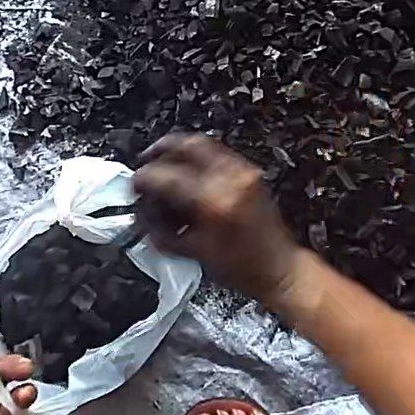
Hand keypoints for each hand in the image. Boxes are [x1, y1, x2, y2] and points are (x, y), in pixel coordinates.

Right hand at [133, 132, 309, 302]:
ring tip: (164, 166)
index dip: (144, 179)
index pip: (168, 176)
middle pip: (187, 145)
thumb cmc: (242, 269)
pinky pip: (217, 154)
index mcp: (215, 200)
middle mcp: (231, 178)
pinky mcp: (250, 173)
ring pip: (203, 144)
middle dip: (160, 149)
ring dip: (178, 152)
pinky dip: (197, 159)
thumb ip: (163, 232)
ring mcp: (244, 172)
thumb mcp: (196, 252)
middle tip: (146, 161)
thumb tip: (142, 216)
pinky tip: (187, 174)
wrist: (280, 270)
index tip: (134, 184)